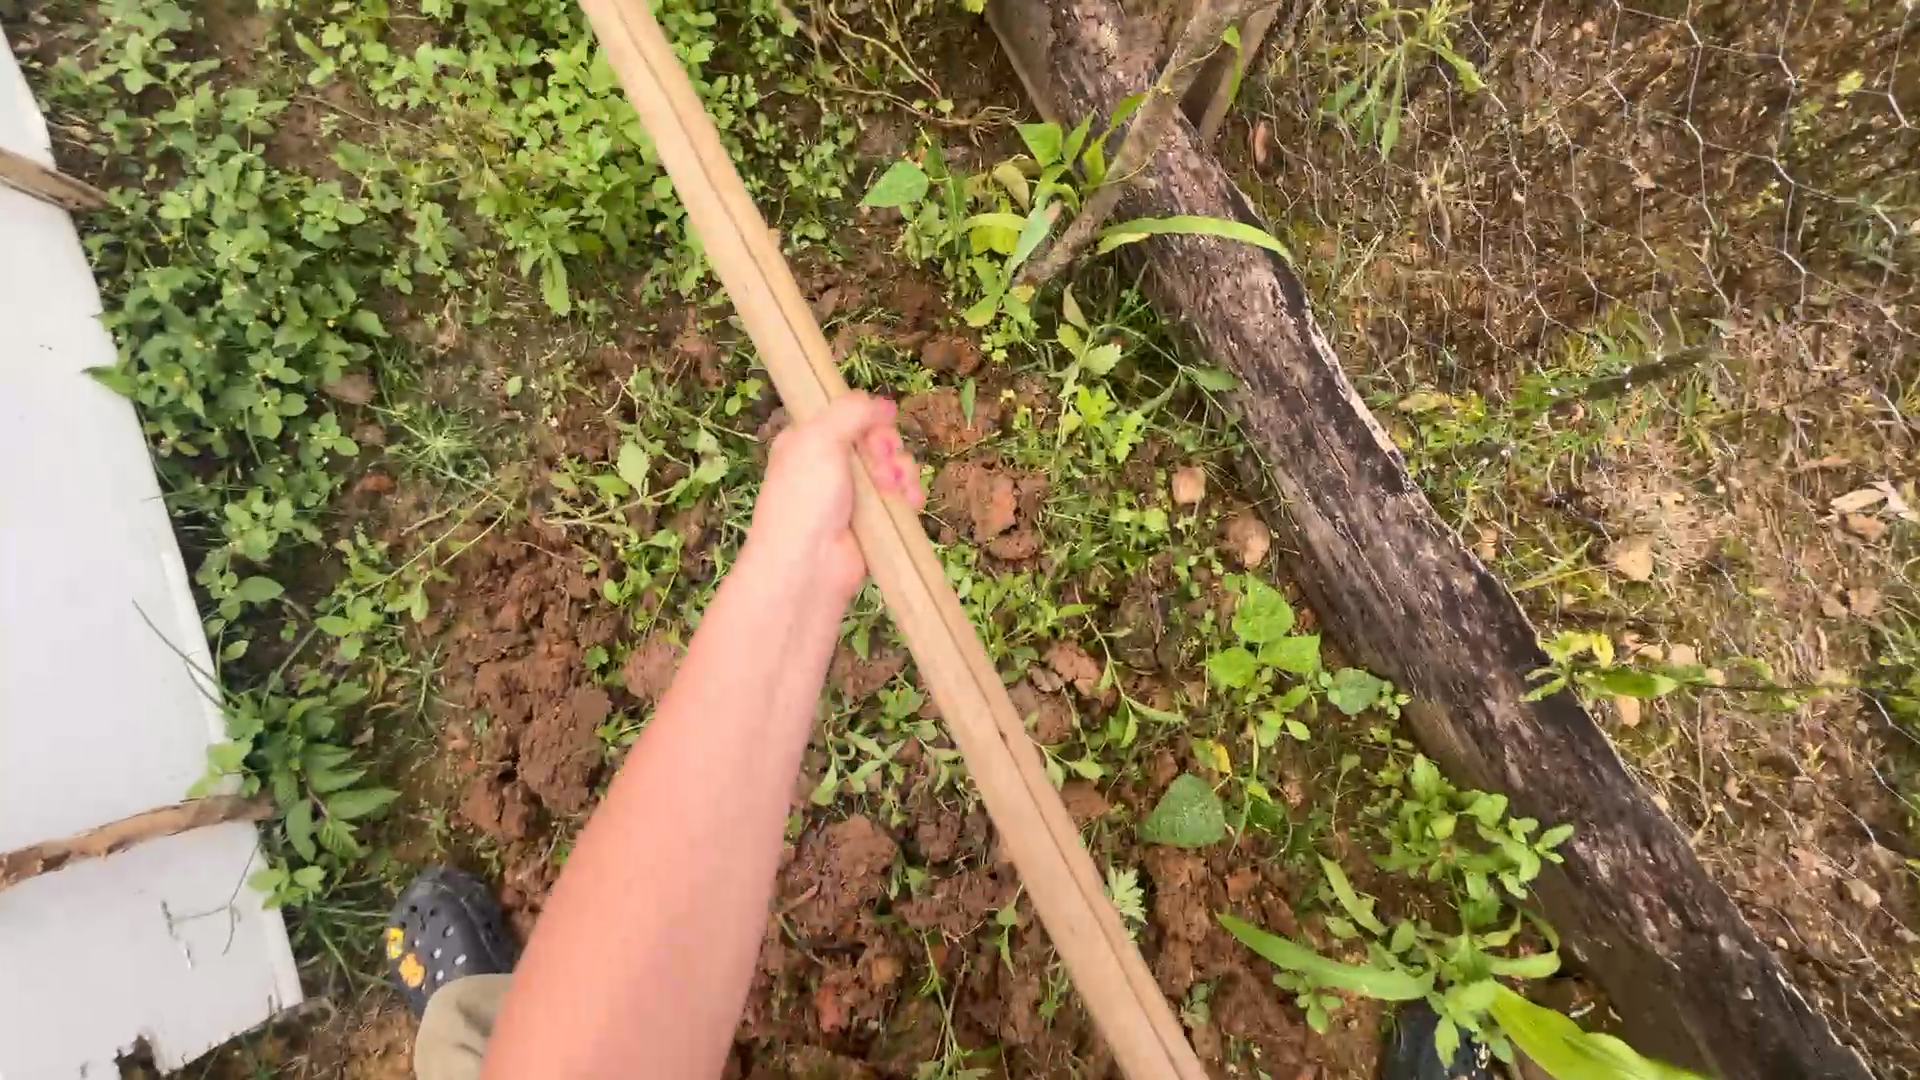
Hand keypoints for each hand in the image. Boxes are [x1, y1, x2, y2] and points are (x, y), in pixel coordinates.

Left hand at [743, 392, 923, 607]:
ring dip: (901, 471)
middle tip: (882, 463)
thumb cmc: (805, 497)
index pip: (848, 416)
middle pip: (876, 440)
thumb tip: (885, 405)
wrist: (809, 564)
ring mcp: (853, 494)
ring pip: (892, 467)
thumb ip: (852, 412)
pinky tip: (910, 502)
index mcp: (809, 440)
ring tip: (895, 488)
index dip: (869, 419)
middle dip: (887, 448)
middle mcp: (830, 465)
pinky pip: (900, 496)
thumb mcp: (819, 438)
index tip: (876, 427)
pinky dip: (909, 495)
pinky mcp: (874, 519)